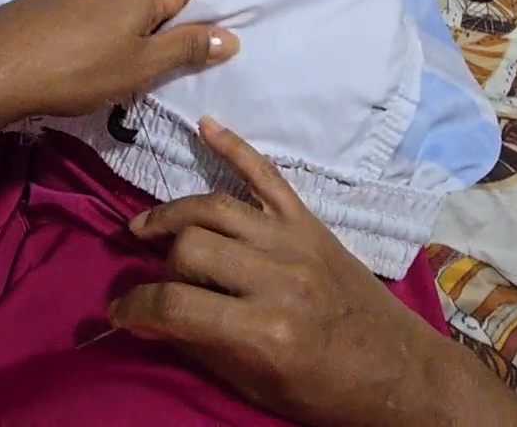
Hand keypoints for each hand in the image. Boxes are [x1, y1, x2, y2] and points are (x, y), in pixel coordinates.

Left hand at [0, 0, 236, 141]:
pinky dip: (118, 26)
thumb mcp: (139, 67)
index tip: (226, 39)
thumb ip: (186, 48)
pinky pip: (107, 5)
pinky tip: (105, 54)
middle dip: (181, 23)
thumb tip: (230, 36)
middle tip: (188, 63)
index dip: (217, 9)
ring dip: (147, 27)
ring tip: (146, 65)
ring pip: (135, 0)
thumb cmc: (77, 69)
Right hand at [109, 118, 497, 426]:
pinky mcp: (308, 220)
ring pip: (216, 207)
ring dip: (175, 214)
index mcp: (264, 330)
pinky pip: (266, 174)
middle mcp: (276, 276)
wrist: (400, 371)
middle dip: (162, 264)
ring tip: (148, 227)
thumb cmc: (327, 391)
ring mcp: (293, 240)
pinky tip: (206, 125)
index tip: (117, 312)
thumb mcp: (259, 387)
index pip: (176, 304)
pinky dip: (235, 147)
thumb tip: (148, 319)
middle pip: (193, 246)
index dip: (135, 308)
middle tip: (155, 278)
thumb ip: (202, 347)